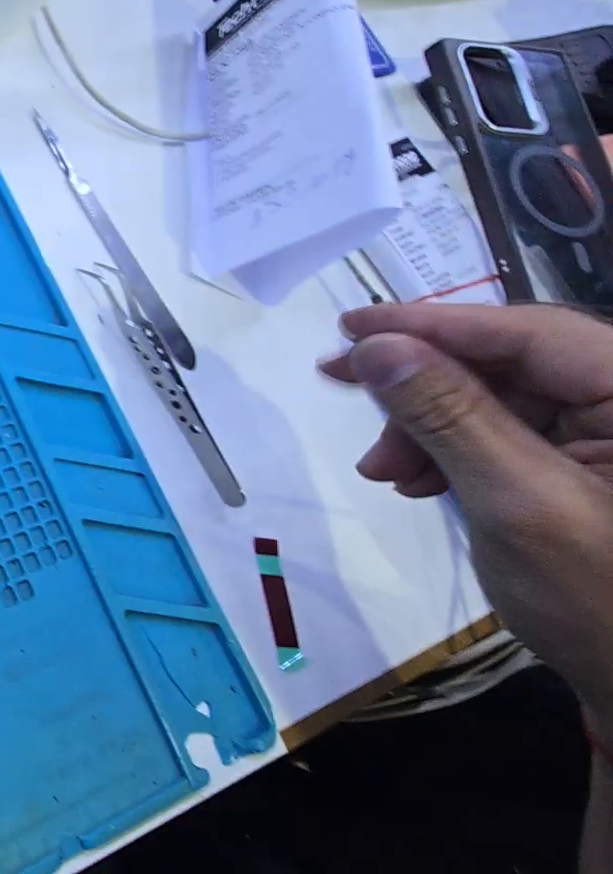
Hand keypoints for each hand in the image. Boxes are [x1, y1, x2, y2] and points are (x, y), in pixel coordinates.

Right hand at [320, 302, 612, 725]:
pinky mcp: (592, 464)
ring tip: (384, 471)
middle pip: (510, 363)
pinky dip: (446, 449)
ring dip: (424, 425)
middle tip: (341, 390)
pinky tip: (416, 479)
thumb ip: (449, 416)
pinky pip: (503, 431)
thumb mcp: (517, 503)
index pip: (533, 334)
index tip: (348, 326)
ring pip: (496, 397)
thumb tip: (377, 346)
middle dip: (420, 385)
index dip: (434, 324)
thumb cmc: (605, 603)